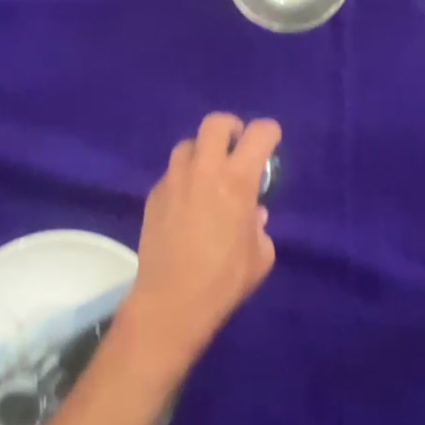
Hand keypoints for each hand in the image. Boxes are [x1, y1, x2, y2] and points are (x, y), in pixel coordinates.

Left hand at [122, 113, 279, 367]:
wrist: (172, 300)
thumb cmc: (225, 280)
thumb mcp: (261, 255)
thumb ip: (259, 226)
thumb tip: (251, 214)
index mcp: (237, 180)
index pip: (258, 134)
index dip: (269, 132)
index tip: (271, 143)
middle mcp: (205, 170)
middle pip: (216, 123)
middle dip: (232, 128)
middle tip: (236, 148)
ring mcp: (174, 180)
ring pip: (188, 144)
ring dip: (203, 152)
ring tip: (208, 175)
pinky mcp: (154, 195)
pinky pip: (172, 173)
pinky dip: (184, 178)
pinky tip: (187, 203)